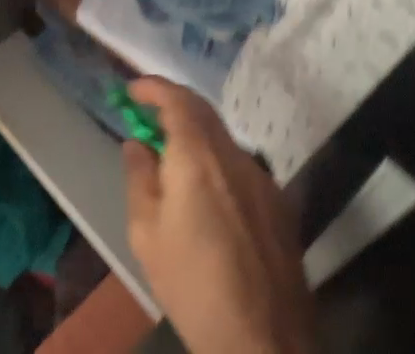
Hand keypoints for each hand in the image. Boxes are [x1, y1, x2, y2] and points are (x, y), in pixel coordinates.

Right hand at [123, 77, 315, 353]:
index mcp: (200, 159)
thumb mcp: (147, 234)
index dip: (155, 87)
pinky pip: (242, 169)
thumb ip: (140, 179)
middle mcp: (237, 159)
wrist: (263, 342)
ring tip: (171, 161)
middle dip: (174, 106)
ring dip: (197, 137)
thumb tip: (137, 144)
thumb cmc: (192, 285)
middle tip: (146, 116)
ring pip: (226, 142)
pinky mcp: (282, 208)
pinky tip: (205, 197)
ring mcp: (265, 183)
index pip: (179, 101)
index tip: (132, 89)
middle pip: (206, 114)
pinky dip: (217, 164)